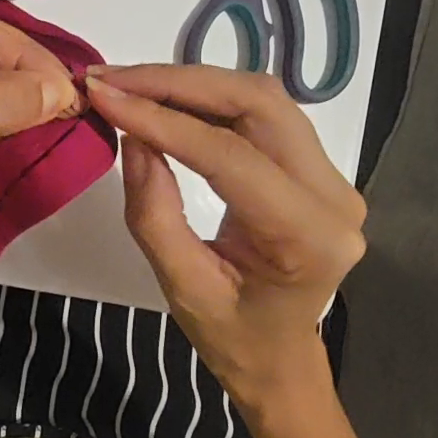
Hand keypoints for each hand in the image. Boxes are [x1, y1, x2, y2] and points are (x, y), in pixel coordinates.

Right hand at [84, 65, 365, 410]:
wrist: (278, 357)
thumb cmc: (230, 337)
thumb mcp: (181, 286)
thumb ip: (154, 213)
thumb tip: (132, 136)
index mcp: (307, 236)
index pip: (230, 154)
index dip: (162, 119)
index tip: (103, 96)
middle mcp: (334, 195)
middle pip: (258, 103)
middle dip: (177, 83)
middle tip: (111, 80)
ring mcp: (331, 177)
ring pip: (261, 98)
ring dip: (190, 84)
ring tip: (128, 85)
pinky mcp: (314, 168)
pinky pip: (259, 115)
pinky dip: (205, 100)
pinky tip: (161, 100)